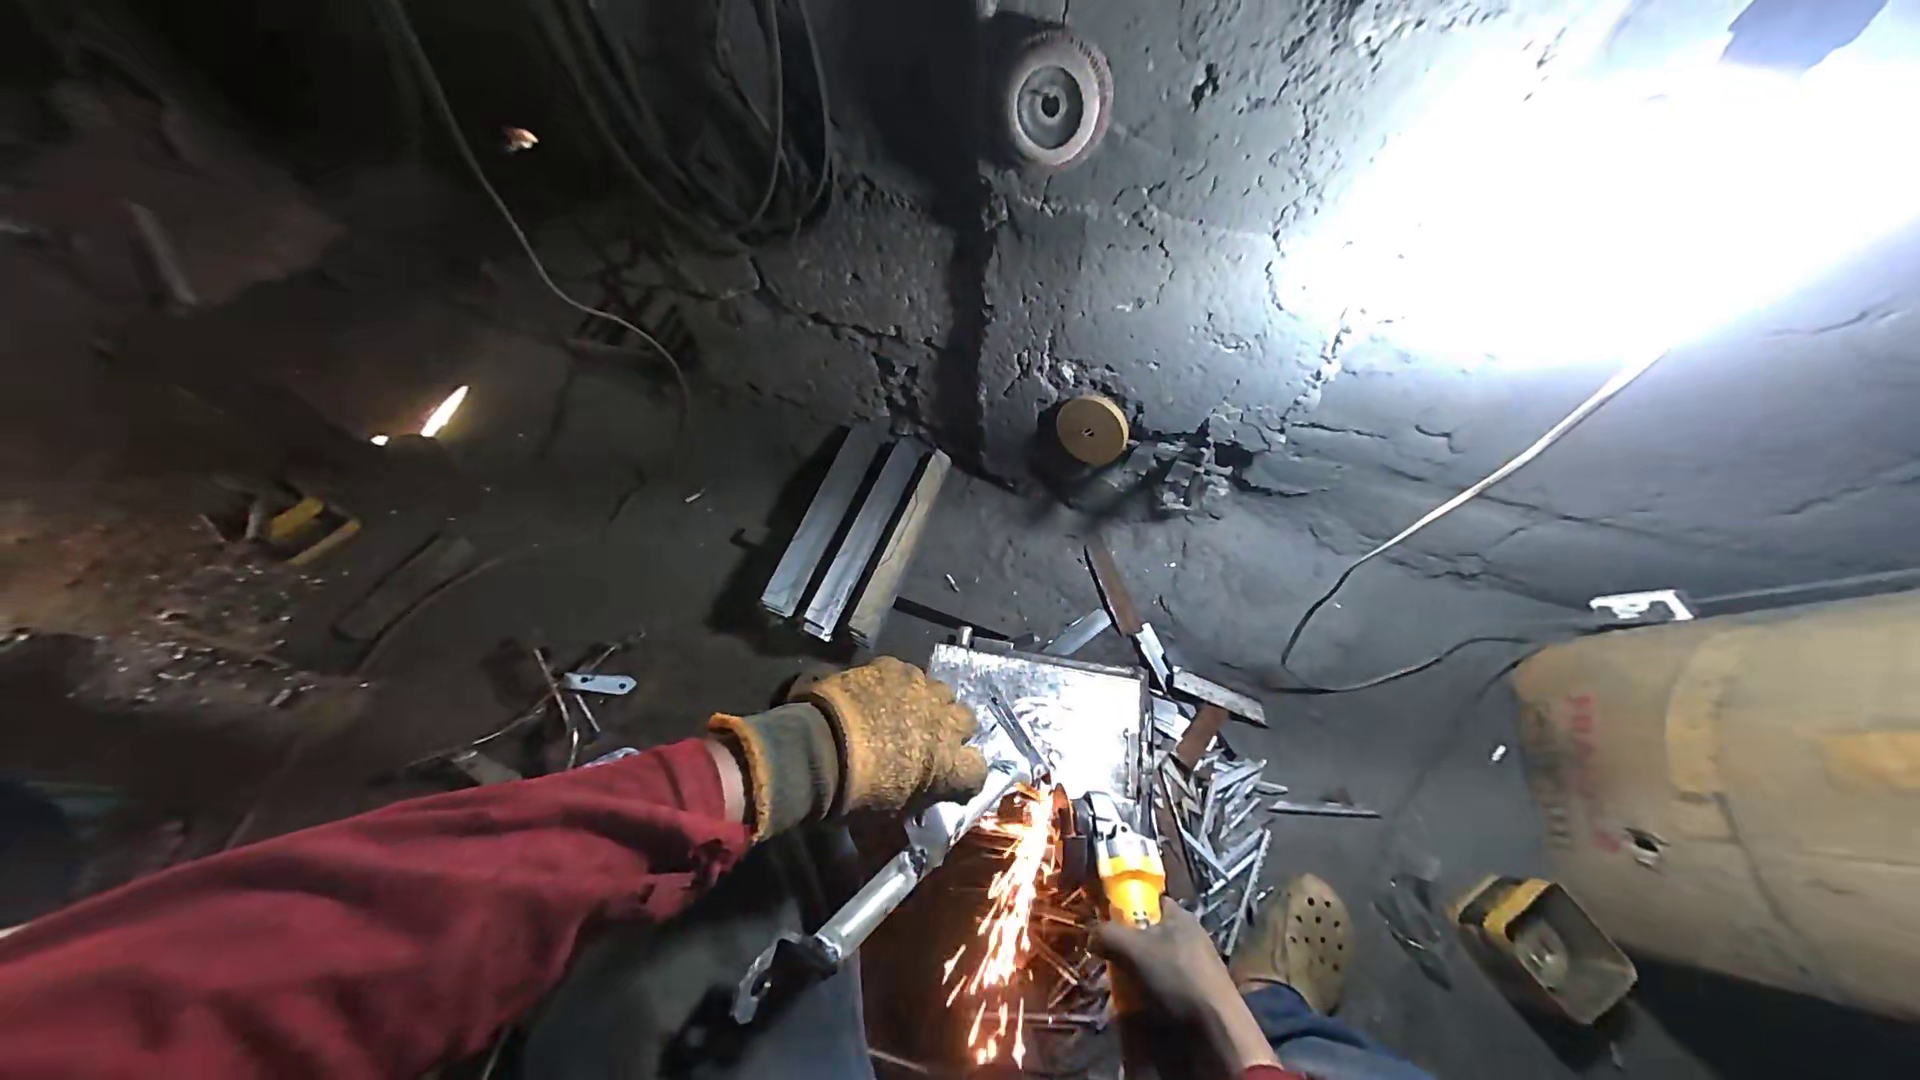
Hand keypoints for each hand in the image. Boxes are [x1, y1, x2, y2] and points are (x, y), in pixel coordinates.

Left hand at [710, 658, 988, 838]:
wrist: (818, 747)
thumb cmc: (854, 793)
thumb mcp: (891, 812)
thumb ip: (916, 798)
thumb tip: (915, 797)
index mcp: (950, 766)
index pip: (978, 770)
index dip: (964, 772)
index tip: (949, 775)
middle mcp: (946, 722)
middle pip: (965, 720)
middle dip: (950, 727)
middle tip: (926, 737)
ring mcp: (922, 689)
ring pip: (939, 690)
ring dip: (927, 702)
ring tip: (903, 711)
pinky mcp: (896, 667)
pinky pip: (906, 673)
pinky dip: (897, 683)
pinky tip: (877, 692)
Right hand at [1097, 899, 1280, 1071]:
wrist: (1219, 1030)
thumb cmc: (1176, 976)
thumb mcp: (1132, 948)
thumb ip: (1107, 934)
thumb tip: (1091, 935)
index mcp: (1179, 914)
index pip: (1148, 900)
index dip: (1127, 909)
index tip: (1109, 924)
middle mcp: (1192, 933)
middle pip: (1151, 932)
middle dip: (1131, 945)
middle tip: (1113, 960)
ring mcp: (1201, 963)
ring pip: (1160, 959)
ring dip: (1141, 971)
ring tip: (1126, 987)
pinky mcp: (1204, 990)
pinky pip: (1171, 982)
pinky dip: (1157, 991)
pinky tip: (1147, 1004)